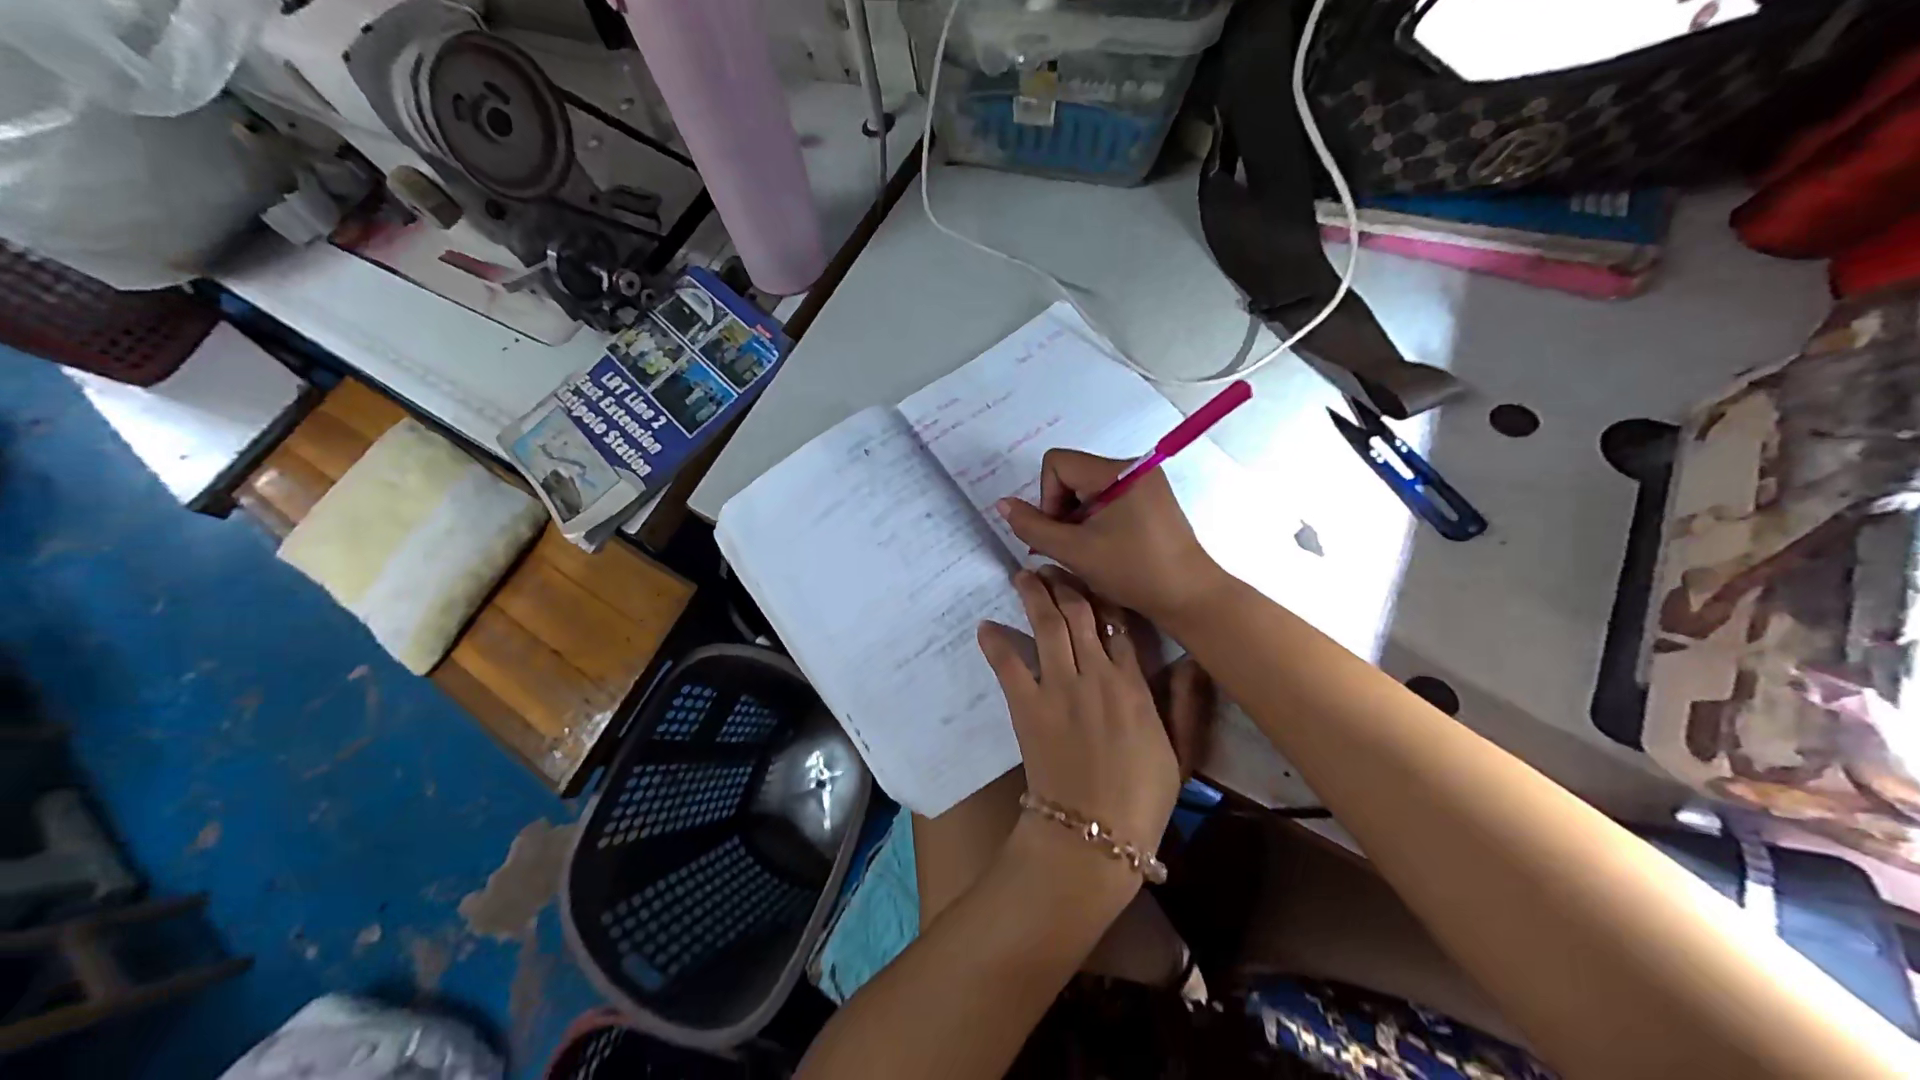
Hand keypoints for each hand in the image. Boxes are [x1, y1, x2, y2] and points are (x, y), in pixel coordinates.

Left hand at [977, 569, 1182, 894]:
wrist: (1094, 832)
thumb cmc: (1141, 798)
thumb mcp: (1181, 752)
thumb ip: (1187, 704)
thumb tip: (1192, 662)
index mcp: (1134, 685)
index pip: (1120, 625)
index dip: (1105, 598)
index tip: (1095, 578)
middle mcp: (1097, 675)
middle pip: (1080, 614)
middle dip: (1066, 584)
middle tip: (1052, 565)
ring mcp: (1059, 688)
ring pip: (1048, 626)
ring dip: (1034, 596)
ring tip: (1024, 575)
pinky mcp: (1027, 706)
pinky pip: (1008, 663)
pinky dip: (996, 642)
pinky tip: (985, 625)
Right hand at [994, 449, 1229, 627]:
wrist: (1190, 596)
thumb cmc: (1133, 572)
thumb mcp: (1074, 551)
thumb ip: (1032, 527)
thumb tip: (1002, 504)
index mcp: (1119, 470)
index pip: (1057, 464)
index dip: (1047, 498)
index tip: (1061, 533)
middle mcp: (1134, 466)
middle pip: (1072, 474)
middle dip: (1062, 510)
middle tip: (1071, 546)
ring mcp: (1146, 482)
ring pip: (1087, 488)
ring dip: (1078, 518)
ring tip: (1088, 551)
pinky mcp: (1151, 499)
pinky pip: (1108, 498)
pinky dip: (1096, 520)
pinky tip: (1104, 548)